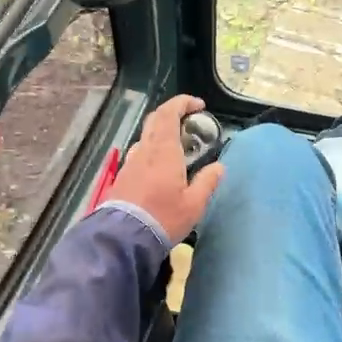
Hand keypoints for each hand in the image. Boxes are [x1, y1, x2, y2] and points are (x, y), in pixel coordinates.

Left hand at [104, 95, 224, 243]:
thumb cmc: (163, 217)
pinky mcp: (122, 177)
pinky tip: (161, 169)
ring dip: (162, 134)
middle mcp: (144, 150)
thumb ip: (207, 182)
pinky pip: (139, 154)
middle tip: (190, 122)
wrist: (123, 238)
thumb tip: (219, 167)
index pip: (169, 113)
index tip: (199, 106)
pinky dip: (153, 151)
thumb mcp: (194, 204)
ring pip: (146, 137)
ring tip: (178, 148)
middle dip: (173, 113)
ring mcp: (130, 163)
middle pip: (155, 119)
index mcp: (163, 150)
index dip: (183, 102)